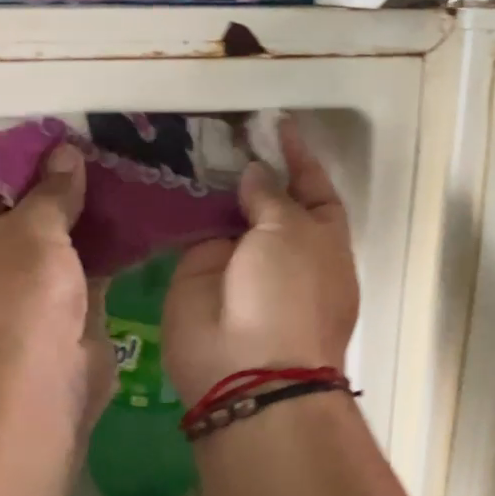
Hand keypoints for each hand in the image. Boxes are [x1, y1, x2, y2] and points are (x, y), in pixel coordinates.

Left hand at [0, 143, 114, 431]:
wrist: (37, 386)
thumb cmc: (15, 298)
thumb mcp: (30, 229)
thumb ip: (52, 191)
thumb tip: (67, 154)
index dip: (21, 163)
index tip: (62, 141)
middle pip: (26, 216)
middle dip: (63, 190)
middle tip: (104, 157)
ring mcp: (29, 295)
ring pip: (62, 245)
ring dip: (92, 219)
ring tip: (127, 179)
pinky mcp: (69, 315)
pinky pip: (89, 272)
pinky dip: (110, 250)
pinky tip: (138, 220)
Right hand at [163, 116, 358, 404]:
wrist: (245, 370)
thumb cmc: (289, 297)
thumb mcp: (293, 233)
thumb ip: (273, 196)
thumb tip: (257, 172)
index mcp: (323, 245)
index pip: (316, 193)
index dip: (300, 160)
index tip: (280, 125)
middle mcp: (283, 253)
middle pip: (269, 201)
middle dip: (252, 167)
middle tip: (227, 127)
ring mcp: (239, 266)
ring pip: (227, 215)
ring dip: (215, 183)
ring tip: (196, 138)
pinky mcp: (197, 276)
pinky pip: (192, 233)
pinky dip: (185, 206)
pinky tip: (171, 171)